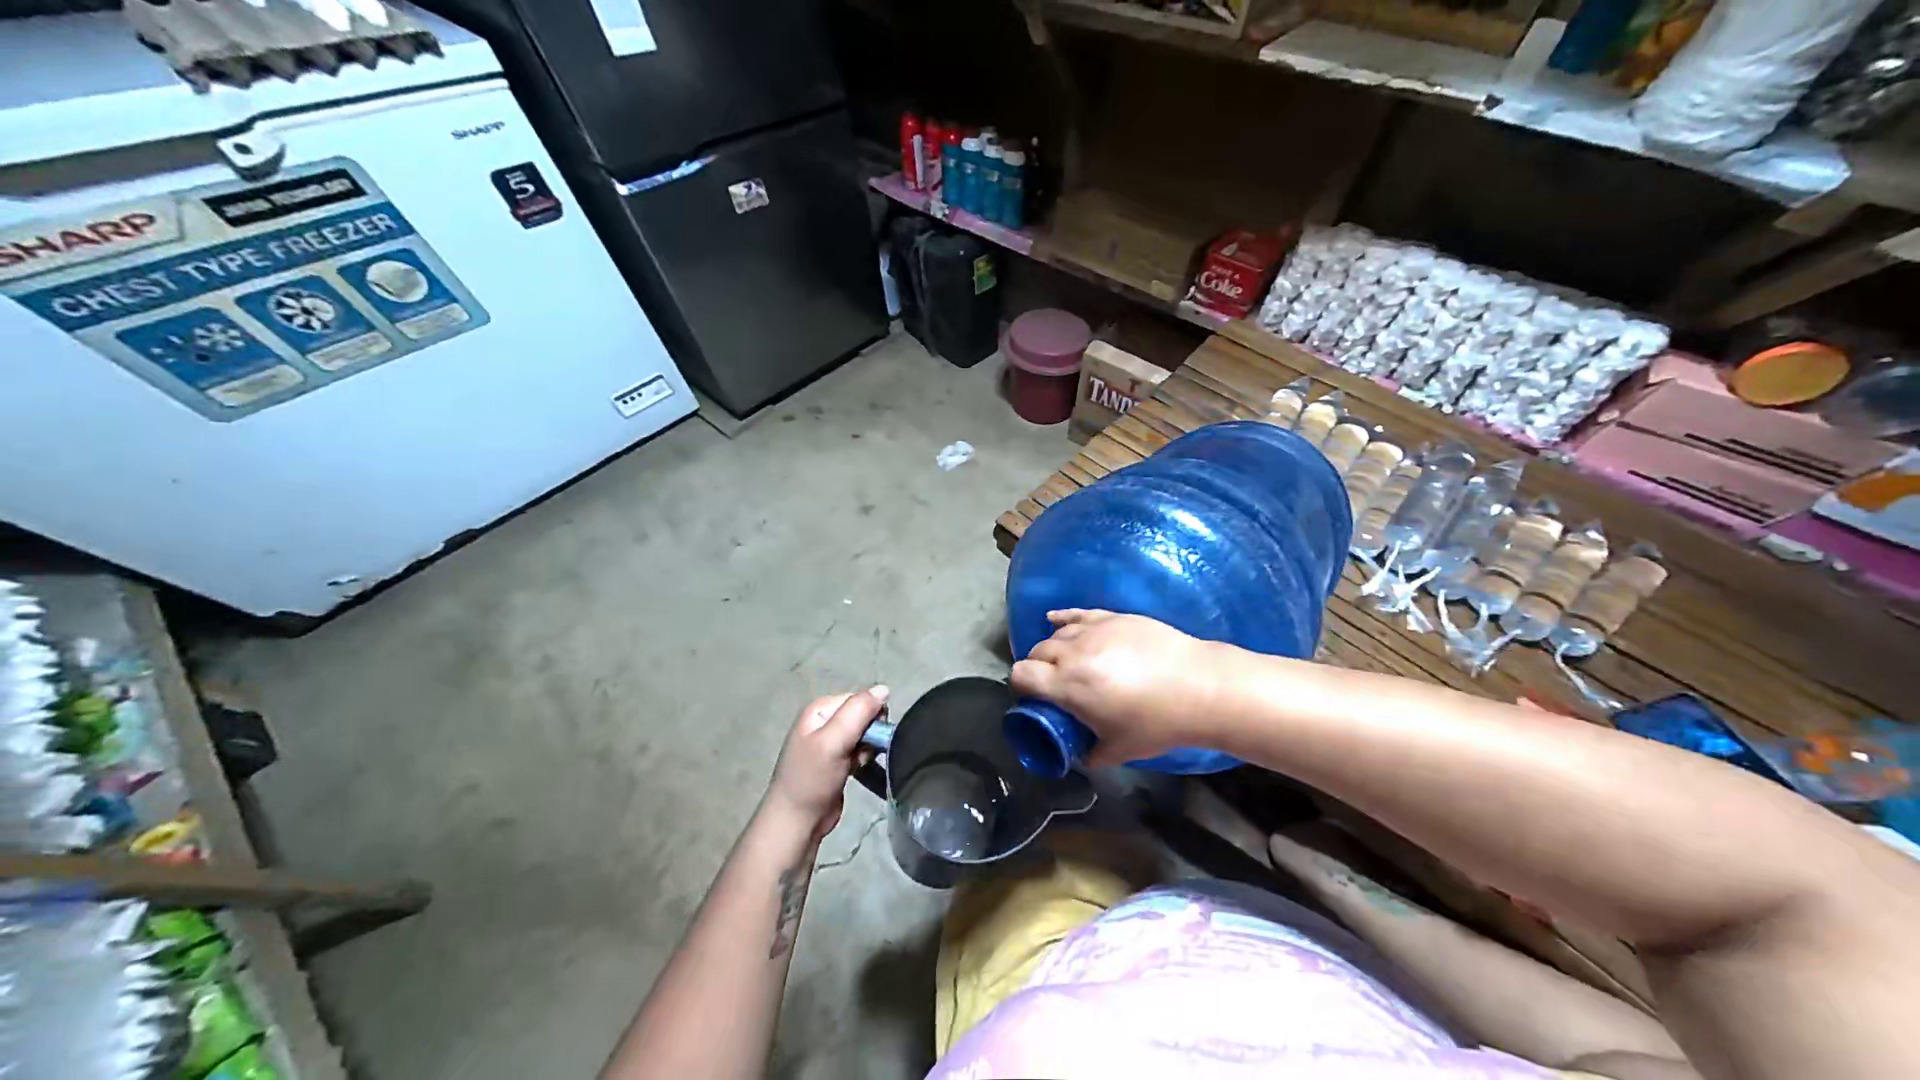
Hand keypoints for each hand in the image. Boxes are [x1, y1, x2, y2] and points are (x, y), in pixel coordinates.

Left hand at [762, 686, 888, 841]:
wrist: (798, 821)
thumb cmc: (812, 779)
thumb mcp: (834, 741)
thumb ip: (858, 712)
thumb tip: (884, 688)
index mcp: (820, 709)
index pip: (859, 698)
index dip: (871, 714)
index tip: (873, 735)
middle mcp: (824, 720)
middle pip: (862, 714)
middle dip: (870, 732)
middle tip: (863, 751)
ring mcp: (830, 741)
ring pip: (864, 733)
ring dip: (868, 747)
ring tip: (858, 762)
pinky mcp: (838, 759)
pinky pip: (860, 749)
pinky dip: (863, 757)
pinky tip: (857, 769)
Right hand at [1010, 609, 1230, 766]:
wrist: (1200, 688)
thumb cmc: (1157, 723)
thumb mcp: (1117, 750)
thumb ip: (1090, 753)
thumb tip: (1078, 754)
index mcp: (1067, 685)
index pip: (1021, 674)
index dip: (1020, 686)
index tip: (1031, 698)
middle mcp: (1073, 652)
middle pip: (1036, 652)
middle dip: (1036, 668)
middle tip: (1052, 685)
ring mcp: (1094, 630)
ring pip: (1056, 634)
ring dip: (1053, 648)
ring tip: (1065, 662)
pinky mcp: (1113, 617)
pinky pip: (1077, 614)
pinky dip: (1063, 619)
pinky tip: (1056, 620)